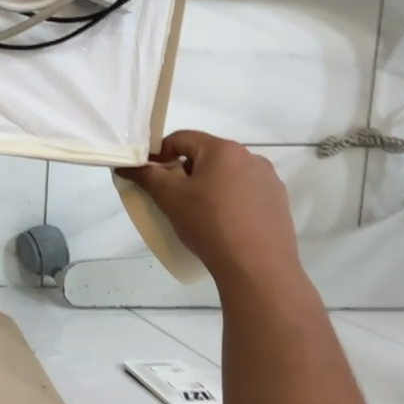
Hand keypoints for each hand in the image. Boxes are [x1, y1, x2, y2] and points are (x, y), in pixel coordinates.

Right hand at [116, 130, 300, 284]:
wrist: (256, 265)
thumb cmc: (208, 223)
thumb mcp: (169, 197)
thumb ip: (146, 175)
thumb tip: (126, 166)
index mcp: (224, 150)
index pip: (182, 138)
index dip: (159, 152)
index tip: (148, 174)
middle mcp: (251, 158)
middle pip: (206, 155)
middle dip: (183, 170)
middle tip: (170, 194)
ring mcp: (268, 180)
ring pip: (226, 173)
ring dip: (207, 184)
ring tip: (197, 210)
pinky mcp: (278, 201)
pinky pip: (245, 190)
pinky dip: (228, 198)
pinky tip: (221, 221)